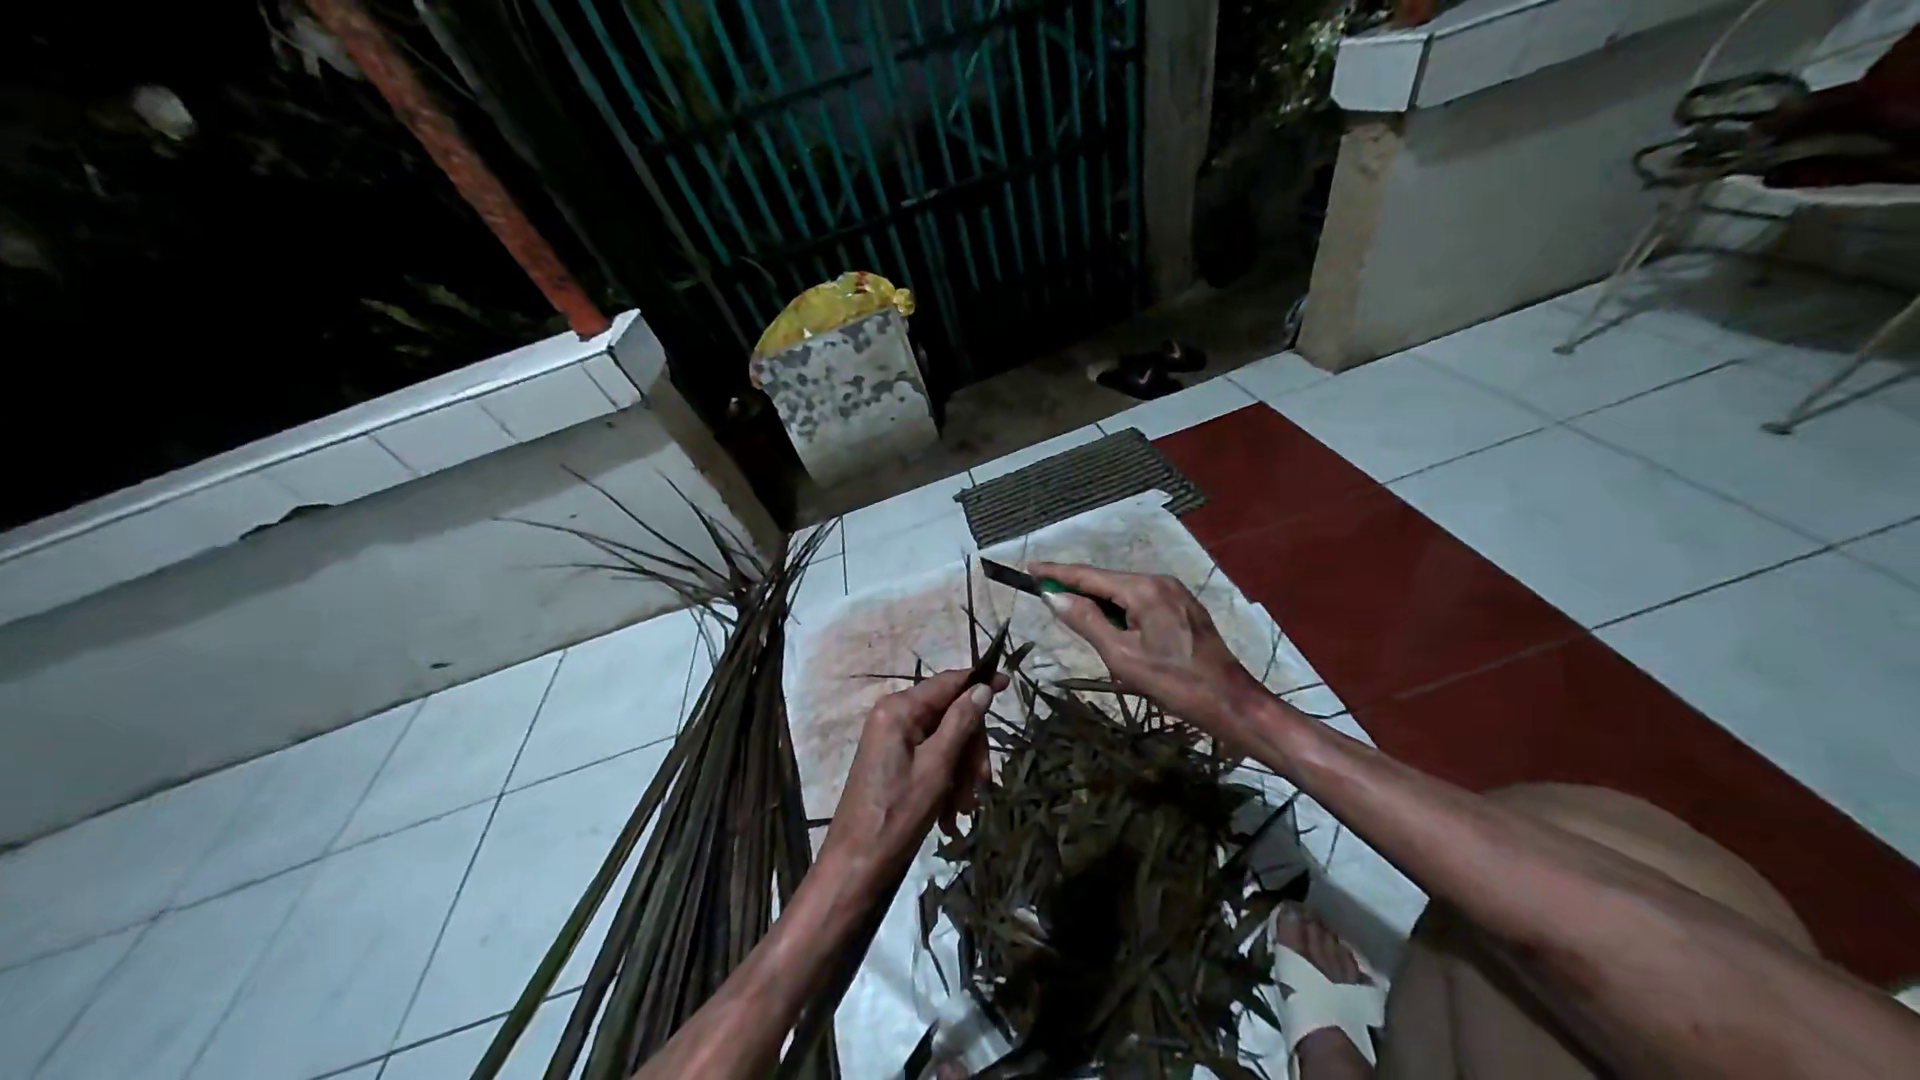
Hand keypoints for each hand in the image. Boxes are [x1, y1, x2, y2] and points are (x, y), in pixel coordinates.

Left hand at [819, 668, 1005, 887]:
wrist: (859, 862)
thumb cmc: (898, 812)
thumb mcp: (937, 766)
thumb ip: (961, 722)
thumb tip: (982, 687)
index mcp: (899, 709)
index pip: (947, 682)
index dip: (979, 683)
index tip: (1008, 684)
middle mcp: (893, 716)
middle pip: (950, 715)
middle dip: (971, 749)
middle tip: (982, 783)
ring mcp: (892, 739)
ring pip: (945, 741)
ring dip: (962, 772)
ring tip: (965, 809)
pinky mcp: (894, 761)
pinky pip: (932, 759)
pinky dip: (947, 782)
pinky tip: (951, 814)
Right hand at [1027, 562, 1266, 738]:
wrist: (1230, 701)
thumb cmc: (1173, 682)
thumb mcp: (1121, 655)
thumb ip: (1086, 621)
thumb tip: (1053, 596)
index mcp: (1143, 589)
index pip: (1089, 575)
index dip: (1057, 572)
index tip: (1029, 569)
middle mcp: (1159, 581)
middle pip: (1106, 580)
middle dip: (1076, 586)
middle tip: (1044, 593)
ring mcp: (1174, 592)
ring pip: (1123, 591)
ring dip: (1097, 600)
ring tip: (1071, 611)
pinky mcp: (1182, 607)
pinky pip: (1140, 600)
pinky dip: (1118, 608)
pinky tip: (1108, 622)